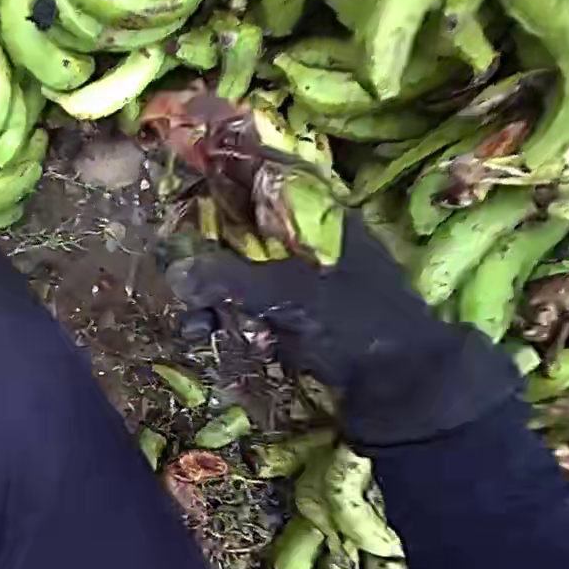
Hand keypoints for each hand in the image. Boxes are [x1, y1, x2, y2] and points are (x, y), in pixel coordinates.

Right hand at [167, 214, 521, 445]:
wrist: (396, 381)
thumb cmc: (354, 319)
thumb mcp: (290, 292)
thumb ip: (230, 279)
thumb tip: (173, 272)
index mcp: (316, 218)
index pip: (259, 187)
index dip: (218, 190)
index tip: (180, 202)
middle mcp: (301, 242)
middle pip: (238, 233)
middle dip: (201, 255)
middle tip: (172, 273)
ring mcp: (292, 278)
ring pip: (235, 272)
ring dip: (207, 295)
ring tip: (190, 323)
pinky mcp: (284, 312)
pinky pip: (240, 304)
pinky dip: (220, 316)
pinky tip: (200, 331)